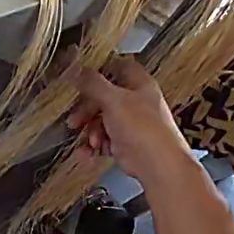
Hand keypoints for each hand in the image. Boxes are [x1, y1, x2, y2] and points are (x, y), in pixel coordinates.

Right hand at [67, 59, 197, 187]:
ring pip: (102, 123)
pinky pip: (104, 142)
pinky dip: (94, 147)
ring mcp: (131, 126)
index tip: (82, 80)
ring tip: (90, 140)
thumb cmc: (146, 130)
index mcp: (139, 85)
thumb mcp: (114, 100)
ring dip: (90, 132)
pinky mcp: (126, 145)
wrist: (157, 163)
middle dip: (87, 110)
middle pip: (104, 100)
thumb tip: (79, 72)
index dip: (99, 73)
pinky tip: (88, 152)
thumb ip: (93, 84)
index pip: (118, 69)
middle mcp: (136, 104)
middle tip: (76, 119)